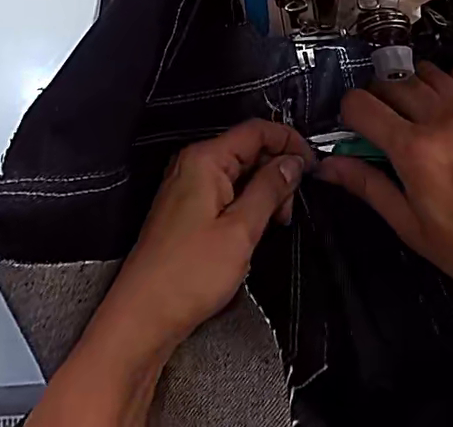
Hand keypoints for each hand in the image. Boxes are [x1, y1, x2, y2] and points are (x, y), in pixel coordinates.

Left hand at [99, 119, 313, 347]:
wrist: (140, 322)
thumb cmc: (186, 277)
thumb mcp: (241, 230)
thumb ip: (271, 188)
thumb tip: (293, 162)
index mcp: (205, 159)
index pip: (257, 130)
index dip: (289, 142)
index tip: (311, 164)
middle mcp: (194, 165)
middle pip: (249, 149)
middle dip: (277, 171)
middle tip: (291, 206)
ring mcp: (188, 187)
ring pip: (241, 172)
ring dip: (265, 191)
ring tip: (275, 223)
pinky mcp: (187, 209)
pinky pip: (227, 191)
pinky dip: (247, 204)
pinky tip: (255, 229)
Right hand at [317, 60, 452, 322]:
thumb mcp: (411, 227)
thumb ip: (367, 186)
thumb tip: (334, 168)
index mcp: (416, 152)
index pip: (361, 104)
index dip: (348, 112)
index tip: (352, 123)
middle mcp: (444, 121)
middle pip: (390, 83)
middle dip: (377, 100)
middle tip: (381, 125)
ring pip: (426, 71)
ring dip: (412, 87)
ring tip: (417, 116)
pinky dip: (452, 77)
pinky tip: (452, 102)